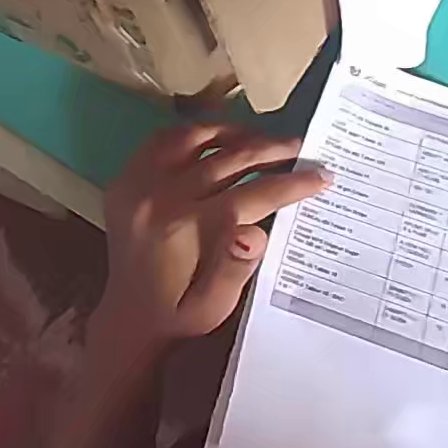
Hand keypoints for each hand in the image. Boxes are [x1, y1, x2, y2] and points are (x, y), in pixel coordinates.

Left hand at [94, 123, 329, 355]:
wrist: (127, 315)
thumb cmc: (178, 313)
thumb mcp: (213, 308)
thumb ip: (235, 270)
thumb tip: (257, 233)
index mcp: (186, 229)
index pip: (251, 194)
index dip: (290, 184)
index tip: (321, 175)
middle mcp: (161, 197)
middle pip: (228, 159)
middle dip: (272, 150)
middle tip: (301, 147)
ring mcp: (140, 182)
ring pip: (197, 137)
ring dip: (235, 133)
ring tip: (262, 138)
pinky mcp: (128, 177)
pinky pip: (165, 138)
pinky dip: (196, 132)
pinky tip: (218, 138)